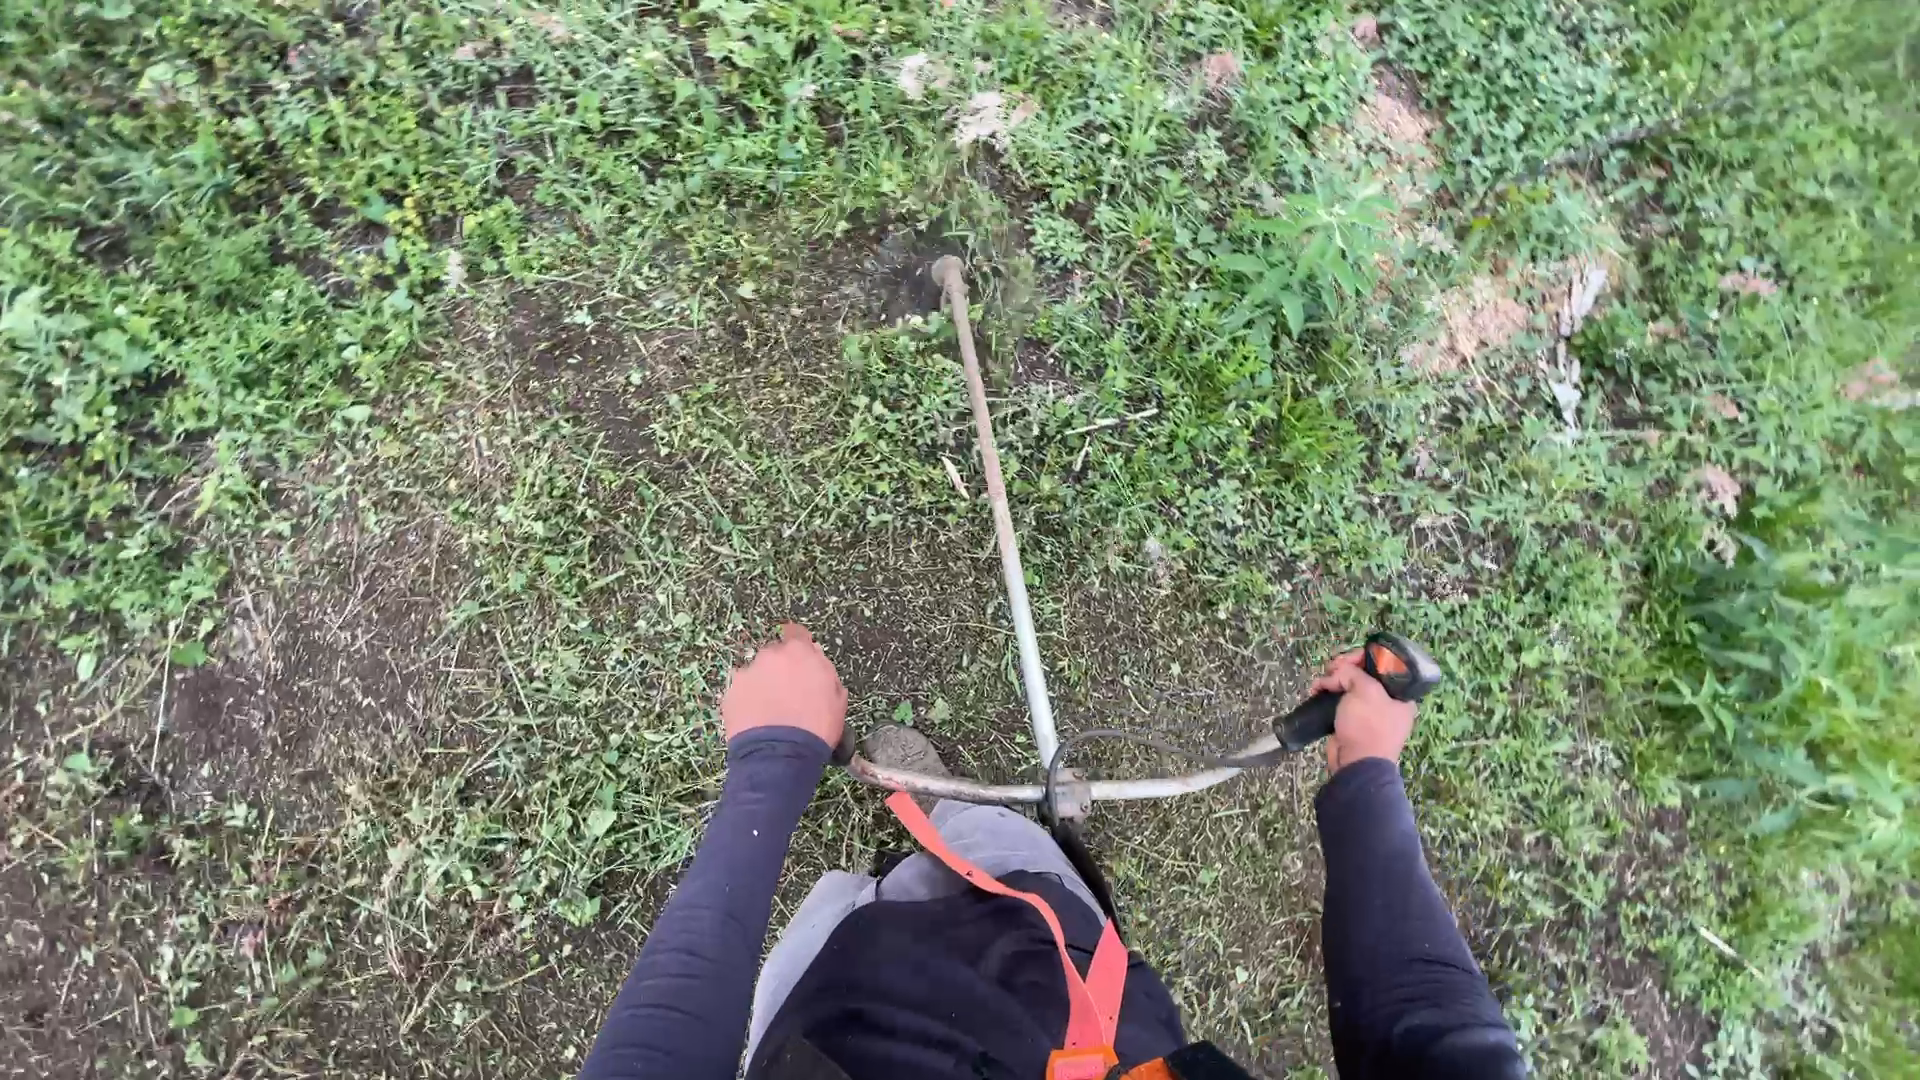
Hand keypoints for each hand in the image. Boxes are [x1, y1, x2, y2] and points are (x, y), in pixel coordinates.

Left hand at [721, 622, 846, 747]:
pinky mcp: (730, 692)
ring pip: (757, 673)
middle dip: (780, 669)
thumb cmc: (817, 727)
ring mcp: (748, 673)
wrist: (781, 755)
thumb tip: (816, 663)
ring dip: (763, 685)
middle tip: (787, 693)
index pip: (796, 633)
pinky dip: (747, 701)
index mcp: (800, 652)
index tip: (799, 659)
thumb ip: (825, 673)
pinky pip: (741, 691)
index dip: (798, 644)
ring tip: (769, 711)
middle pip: (775, 655)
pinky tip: (755, 719)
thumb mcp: (837, 698)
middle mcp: (772, 656)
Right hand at [1310, 649, 1416, 773]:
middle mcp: (1387, 700)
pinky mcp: (1352, 719)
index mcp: (1400, 694)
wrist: (1357, 762)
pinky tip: (1316, 691)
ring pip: (1348, 684)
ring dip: (1331, 679)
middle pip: (1363, 673)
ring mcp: (1368, 710)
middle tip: (1330, 669)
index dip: (1362, 657)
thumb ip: (1352, 673)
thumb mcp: (1365, 691)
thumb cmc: (1368, 725)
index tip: (1345, 659)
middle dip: (1343, 668)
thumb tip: (1336, 673)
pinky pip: (1340, 698)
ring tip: (1320, 683)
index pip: (1383, 664)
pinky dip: (1327, 692)